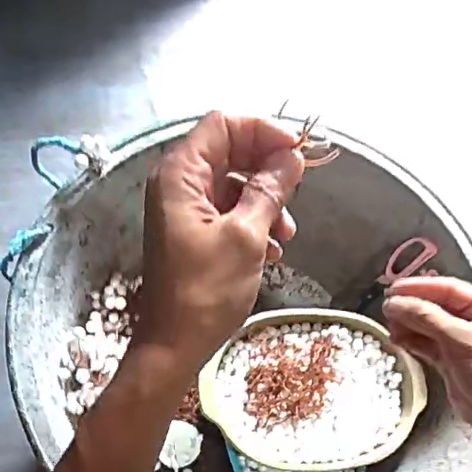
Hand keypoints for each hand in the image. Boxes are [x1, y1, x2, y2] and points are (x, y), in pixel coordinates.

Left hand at [134, 111, 302, 377]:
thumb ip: (270, 190)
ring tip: (285, 236)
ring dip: (264, 204)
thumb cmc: (205, 292)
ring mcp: (182, 212)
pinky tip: (270, 252)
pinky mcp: (190, 236)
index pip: (224, 125)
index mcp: (181, 175)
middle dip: (267, 172)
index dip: (264, 132)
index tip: (297, 154)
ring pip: (232, 186)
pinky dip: (251, 225)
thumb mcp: (246, 236)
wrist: (173, 346)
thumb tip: (291, 158)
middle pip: (230, 153)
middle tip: (295, 197)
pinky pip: (226, 214)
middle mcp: (176, 185)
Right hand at [382, 276, 471, 429]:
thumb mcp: (462, 340)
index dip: (420, 287)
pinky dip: (412, 342)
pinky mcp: (451, 362)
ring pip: (429, 327)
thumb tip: (394, 303)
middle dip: (412, 307)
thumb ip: (427, 319)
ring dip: (409, 325)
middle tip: (386, 308)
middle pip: (437, 307)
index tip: (393, 289)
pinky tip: (397, 339)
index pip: (449, 290)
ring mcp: (462, 343)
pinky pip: (427, 345)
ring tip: (389, 325)